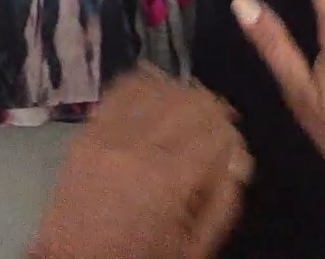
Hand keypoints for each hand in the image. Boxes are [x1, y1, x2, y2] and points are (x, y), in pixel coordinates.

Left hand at [29, 65, 252, 258]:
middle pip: (185, 104)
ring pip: (153, 90)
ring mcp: (108, 133)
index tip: (235, 136)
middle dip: (210, 106)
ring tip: (191, 100)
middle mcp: (138, 146)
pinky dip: (143, 84)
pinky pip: (119, 91)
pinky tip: (157, 87)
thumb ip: (221, 202)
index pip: (212, 134)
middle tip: (220, 115)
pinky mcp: (87, 129)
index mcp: (169, 181)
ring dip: (179, 91)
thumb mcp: (192, 247)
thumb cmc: (141, 258)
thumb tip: (238, 157)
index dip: (230, 132)